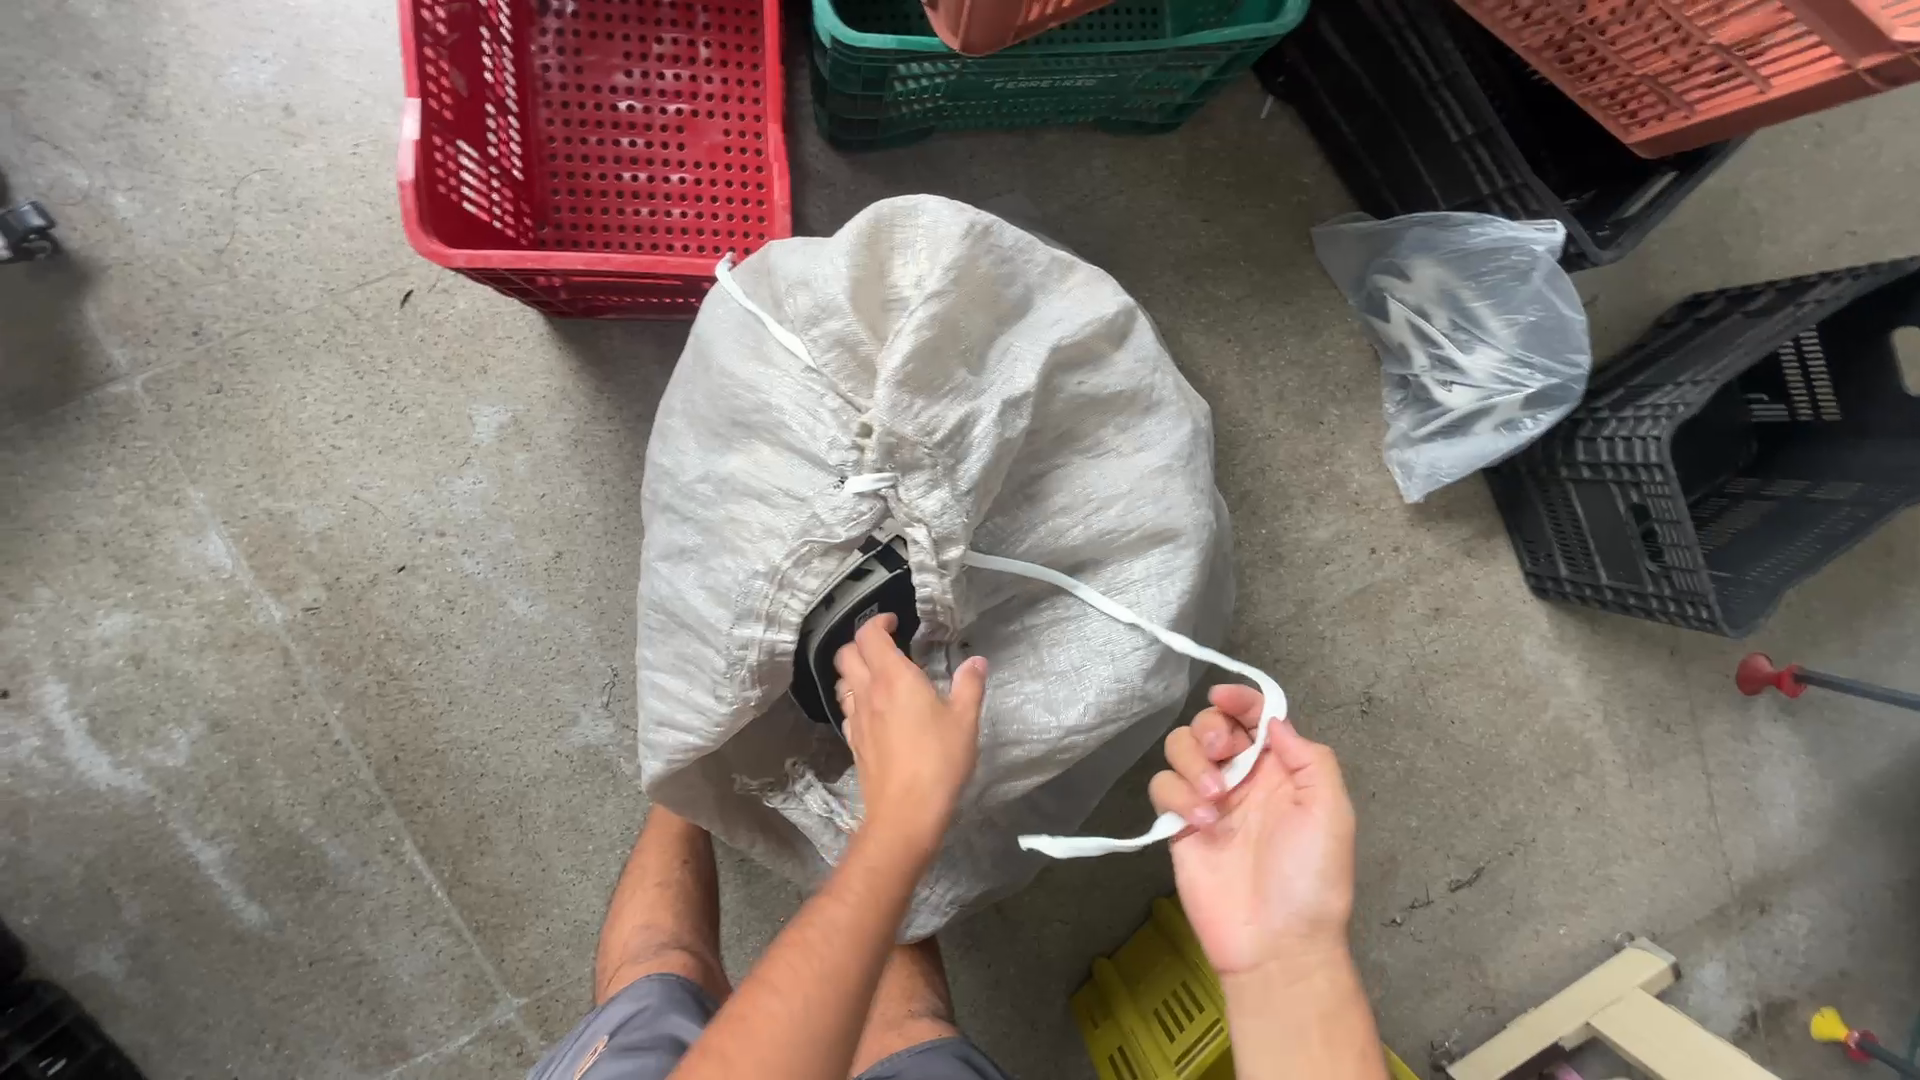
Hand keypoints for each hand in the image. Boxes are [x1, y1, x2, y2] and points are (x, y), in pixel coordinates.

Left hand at [834, 615, 987, 855]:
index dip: (878, 622)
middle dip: (862, 642)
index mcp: (894, 678)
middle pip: (846, 653)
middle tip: (886, 645)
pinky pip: (846, 709)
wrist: (905, 813)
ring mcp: (856, 719)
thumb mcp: (965, 721)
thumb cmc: (938, 762)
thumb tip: (976, 662)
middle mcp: (868, 693)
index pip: (869, 636)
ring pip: (842, 681)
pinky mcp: (853, 742)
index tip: (894, 622)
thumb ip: (969, 686)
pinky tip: (874, 710)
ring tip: (879, 674)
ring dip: (855, 670)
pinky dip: (855, 699)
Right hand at [1149, 685, 1356, 978]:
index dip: (1239, 699)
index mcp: (1280, 771)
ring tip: (1214, 798)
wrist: (1275, 943)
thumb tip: (1273, 721)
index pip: (1254, 718)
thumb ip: (1309, 758)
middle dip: (1209, 728)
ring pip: (1179, 748)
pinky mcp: (1177, 823)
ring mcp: (1206, 799)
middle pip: (1209, 725)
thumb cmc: (1311, 878)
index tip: (1222, 697)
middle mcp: (1241, 778)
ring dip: (1191, 762)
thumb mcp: (1331, 813)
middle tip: (1219, 751)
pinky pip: (1161, 786)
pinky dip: (1176, 795)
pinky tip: (1200, 822)